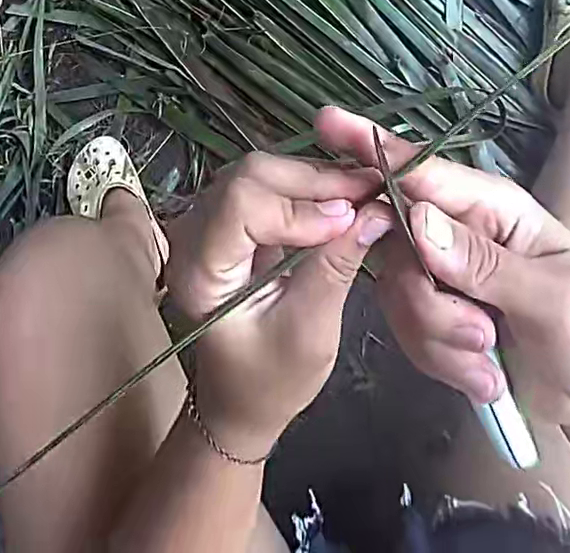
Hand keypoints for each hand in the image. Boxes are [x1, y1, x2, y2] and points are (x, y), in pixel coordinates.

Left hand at [164, 151, 394, 457]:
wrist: (242, 397)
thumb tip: (378, 211)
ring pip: (259, 171)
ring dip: (313, 177)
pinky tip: (340, 195)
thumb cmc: (271, 380)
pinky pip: (266, 183)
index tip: (351, 217)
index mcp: (198, 270)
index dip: (299, 205)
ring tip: (362, 191)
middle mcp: (191, 233)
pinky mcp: (227, 216)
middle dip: (312, 179)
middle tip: (368, 190)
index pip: (242, 204)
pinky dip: (306, 185)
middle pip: (250, 175)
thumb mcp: (310, 331)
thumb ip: (337, 266)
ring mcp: (206, 219)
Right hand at [315, 107, 569, 427]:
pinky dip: (441, 358)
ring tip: (493, 359)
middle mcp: (455, 228)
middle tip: (481, 334)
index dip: (369, 144)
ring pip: (396, 289)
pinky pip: (404, 326)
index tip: (325, 120)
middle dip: (426, 298)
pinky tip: (485, 375)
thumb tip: (415, 217)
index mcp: (489, 205)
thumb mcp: (556, 298)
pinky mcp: (431, 309)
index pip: (419, 167)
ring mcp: (439, 269)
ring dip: (440, 336)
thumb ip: (483, 261)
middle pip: (394, 240)